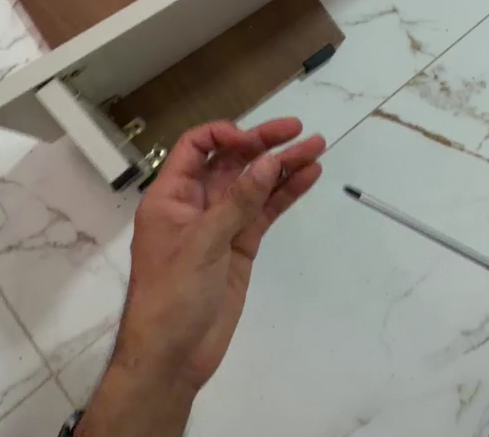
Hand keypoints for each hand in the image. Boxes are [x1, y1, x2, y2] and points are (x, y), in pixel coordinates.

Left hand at [77, 118, 325, 436]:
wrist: (171, 358)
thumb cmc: (171, 294)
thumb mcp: (202, 243)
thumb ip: (239, 201)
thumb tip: (268, 162)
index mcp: (172, 195)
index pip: (196, 147)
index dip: (224, 135)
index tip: (253, 140)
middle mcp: (197, 202)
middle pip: (233, 161)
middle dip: (264, 144)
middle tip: (299, 129)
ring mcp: (222, 224)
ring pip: (256, 184)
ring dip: (284, 166)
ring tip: (318, 147)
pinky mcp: (241, 245)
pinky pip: (265, 210)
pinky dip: (286, 193)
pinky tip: (309, 176)